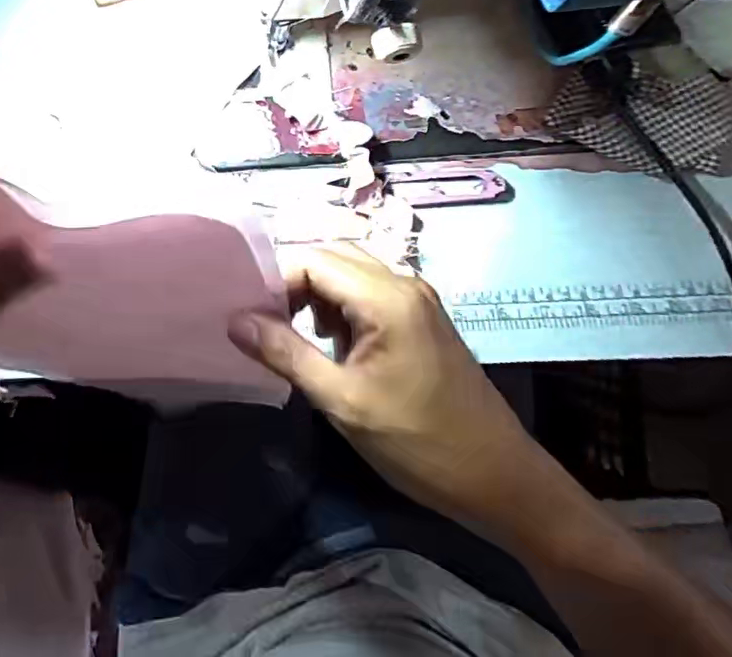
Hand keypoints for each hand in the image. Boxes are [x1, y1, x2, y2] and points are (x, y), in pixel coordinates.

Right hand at [228, 245, 554, 531]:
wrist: (495, 475)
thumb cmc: (416, 442)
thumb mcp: (342, 401)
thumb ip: (286, 353)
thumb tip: (236, 321)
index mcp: (386, 296)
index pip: (314, 260)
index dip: (276, 283)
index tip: (251, 319)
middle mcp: (404, 282)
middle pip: (333, 257)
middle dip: (295, 285)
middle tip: (269, 327)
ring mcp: (417, 297)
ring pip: (352, 273)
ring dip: (319, 296)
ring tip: (300, 340)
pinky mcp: (422, 316)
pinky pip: (372, 293)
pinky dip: (344, 308)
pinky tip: (335, 346)